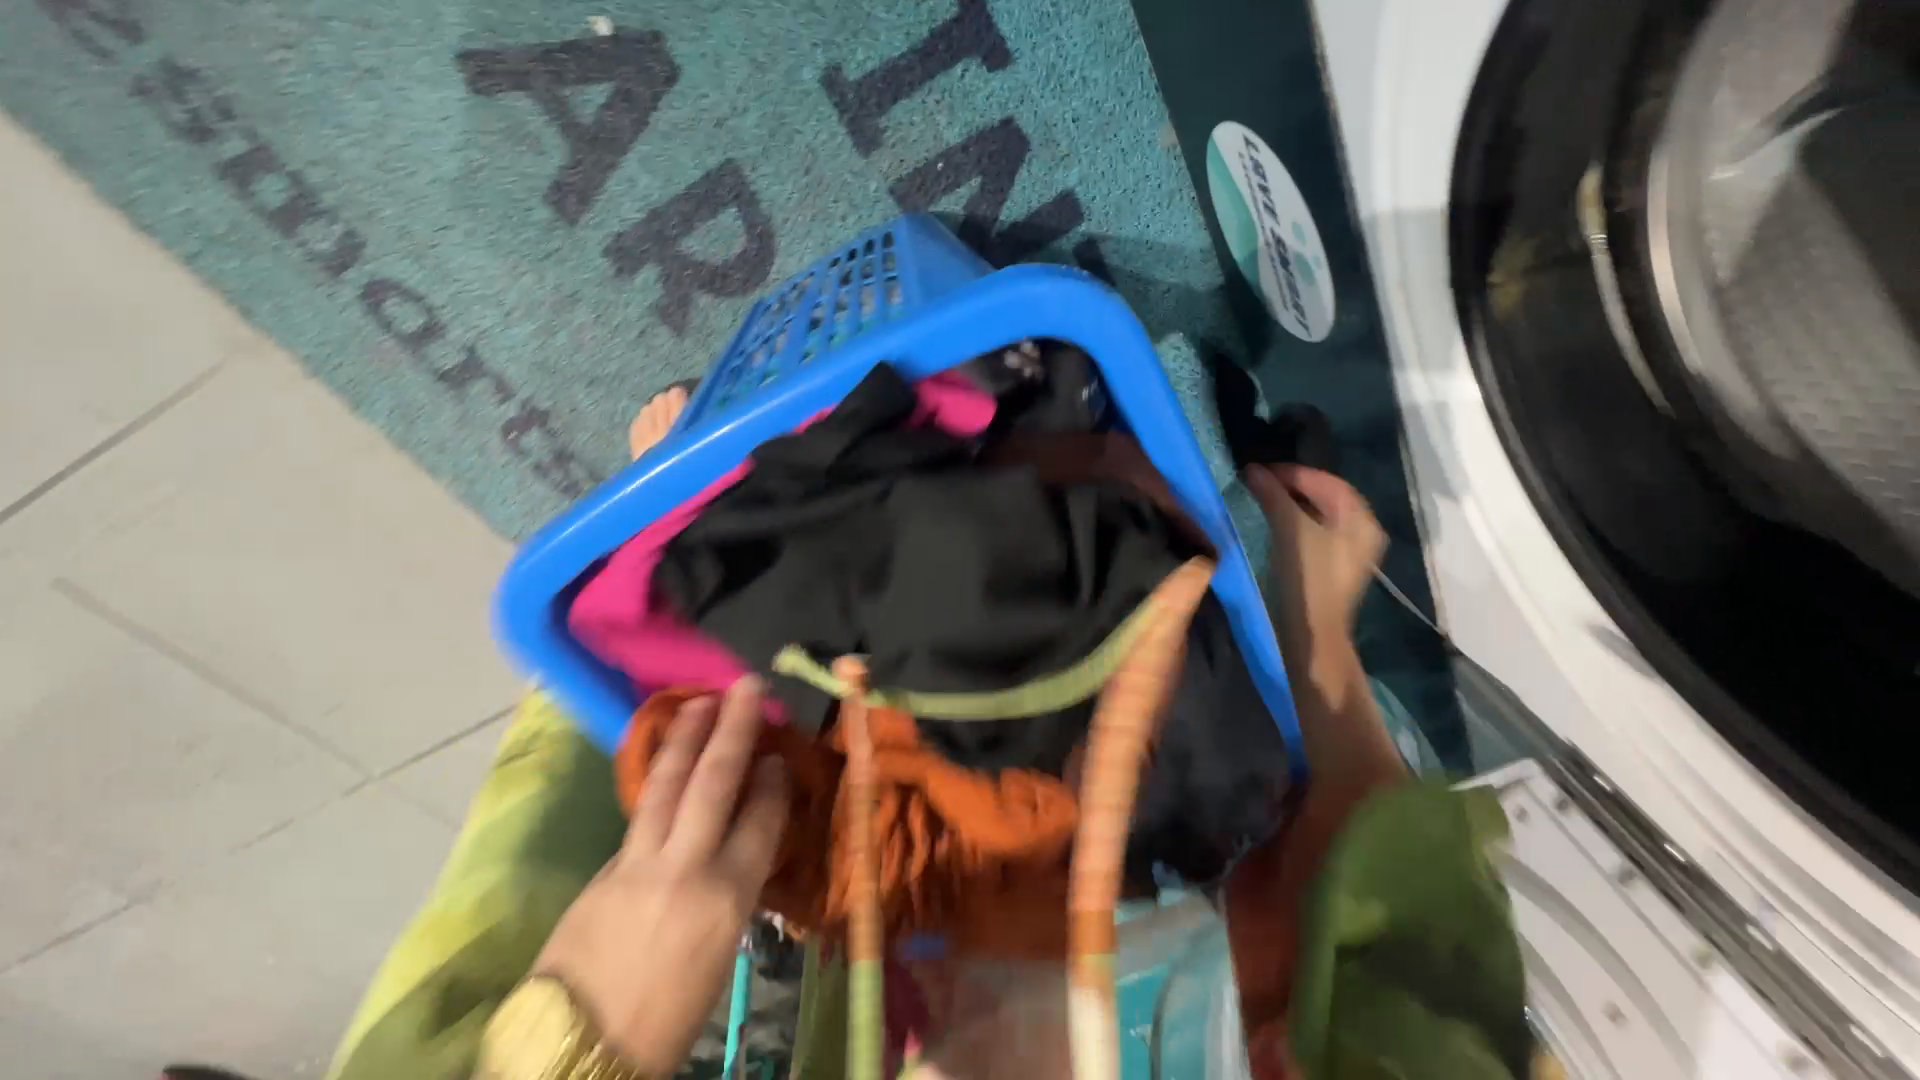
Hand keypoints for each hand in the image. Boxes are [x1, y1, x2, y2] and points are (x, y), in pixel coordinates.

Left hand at [533, 678, 788, 1075]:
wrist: (577, 1053)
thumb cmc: (667, 1020)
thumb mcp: (717, 954)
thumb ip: (727, 892)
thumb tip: (731, 847)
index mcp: (726, 900)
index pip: (759, 820)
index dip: (772, 783)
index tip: (779, 755)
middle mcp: (685, 869)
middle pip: (713, 783)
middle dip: (733, 729)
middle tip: (748, 687)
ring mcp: (637, 865)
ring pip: (665, 785)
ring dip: (685, 738)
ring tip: (700, 701)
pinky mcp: (604, 871)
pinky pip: (640, 815)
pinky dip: (657, 782)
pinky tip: (664, 765)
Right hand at [1244, 464, 1385, 671]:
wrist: (1312, 635)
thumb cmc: (1307, 577)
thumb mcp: (1289, 528)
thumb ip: (1273, 495)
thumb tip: (1253, 470)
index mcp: (1362, 520)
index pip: (1329, 482)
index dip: (1295, 473)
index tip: (1261, 471)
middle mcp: (1363, 533)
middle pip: (1327, 499)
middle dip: (1292, 489)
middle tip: (1259, 485)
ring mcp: (1350, 554)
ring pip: (1319, 518)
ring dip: (1291, 507)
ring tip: (1261, 502)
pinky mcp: (1334, 570)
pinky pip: (1315, 535)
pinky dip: (1294, 525)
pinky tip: (1272, 527)